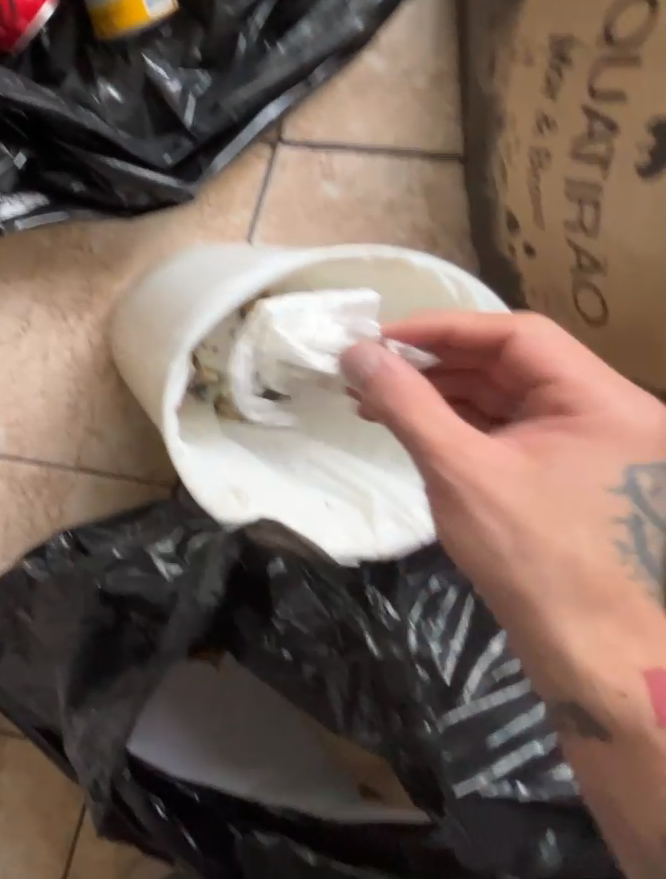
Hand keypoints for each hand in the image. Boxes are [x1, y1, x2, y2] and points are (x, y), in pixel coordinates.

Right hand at [341, 312, 665, 636]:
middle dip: (432, 362)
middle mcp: (613, 415)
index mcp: (607, 404)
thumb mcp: (457, 467)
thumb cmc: (532, 551)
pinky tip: (410, 426)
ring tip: (373, 401)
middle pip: (513, 362)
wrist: (594, 642)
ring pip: (507, 394)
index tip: (376, 341)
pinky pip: (511, 427)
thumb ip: (405, 401)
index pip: (518, 336)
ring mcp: (597, 446)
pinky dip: (457, 420)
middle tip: (365, 371)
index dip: (441, 329)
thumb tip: (357, 351)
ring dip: (438, 391)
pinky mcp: (575, 473)